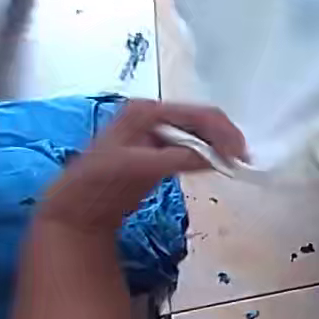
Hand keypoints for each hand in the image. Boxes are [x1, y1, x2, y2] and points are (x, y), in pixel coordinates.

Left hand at [37, 100, 246, 233]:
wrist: (76, 208)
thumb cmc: (98, 184)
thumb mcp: (135, 168)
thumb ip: (173, 159)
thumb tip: (213, 158)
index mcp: (146, 110)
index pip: (196, 114)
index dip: (222, 132)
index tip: (240, 153)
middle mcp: (154, 114)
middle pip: (202, 120)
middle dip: (225, 137)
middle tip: (243, 160)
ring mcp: (158, 131)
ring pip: (201, 133)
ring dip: (220, 146)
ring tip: (236, 163)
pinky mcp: (161, 149)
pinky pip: (194, 145)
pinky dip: (209, 154)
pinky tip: (220, 165)